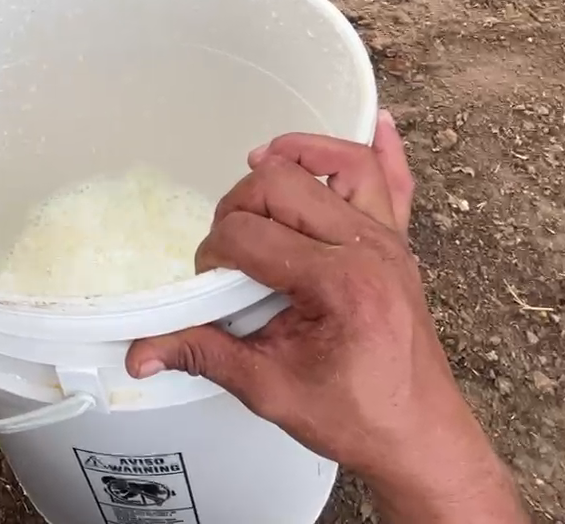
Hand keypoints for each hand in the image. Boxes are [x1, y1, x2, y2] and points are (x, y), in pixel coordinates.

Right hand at [126, 114, 526, 522]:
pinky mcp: (397, 242)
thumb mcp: (269, 390)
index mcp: (340, 284)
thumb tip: (140, 354)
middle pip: (280, 185)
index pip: (248, 235)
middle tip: (229, 252)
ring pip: (338, 162)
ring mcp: (388, 240)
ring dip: (292, 158)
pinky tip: (375, 122)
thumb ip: (203, 355)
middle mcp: (369, 248)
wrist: (424, 441)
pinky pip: (395, 181)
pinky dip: (382, 149)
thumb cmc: (356, 418)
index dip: (213, 255)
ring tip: (257, 171)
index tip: (209, 286)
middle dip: (236, 208)